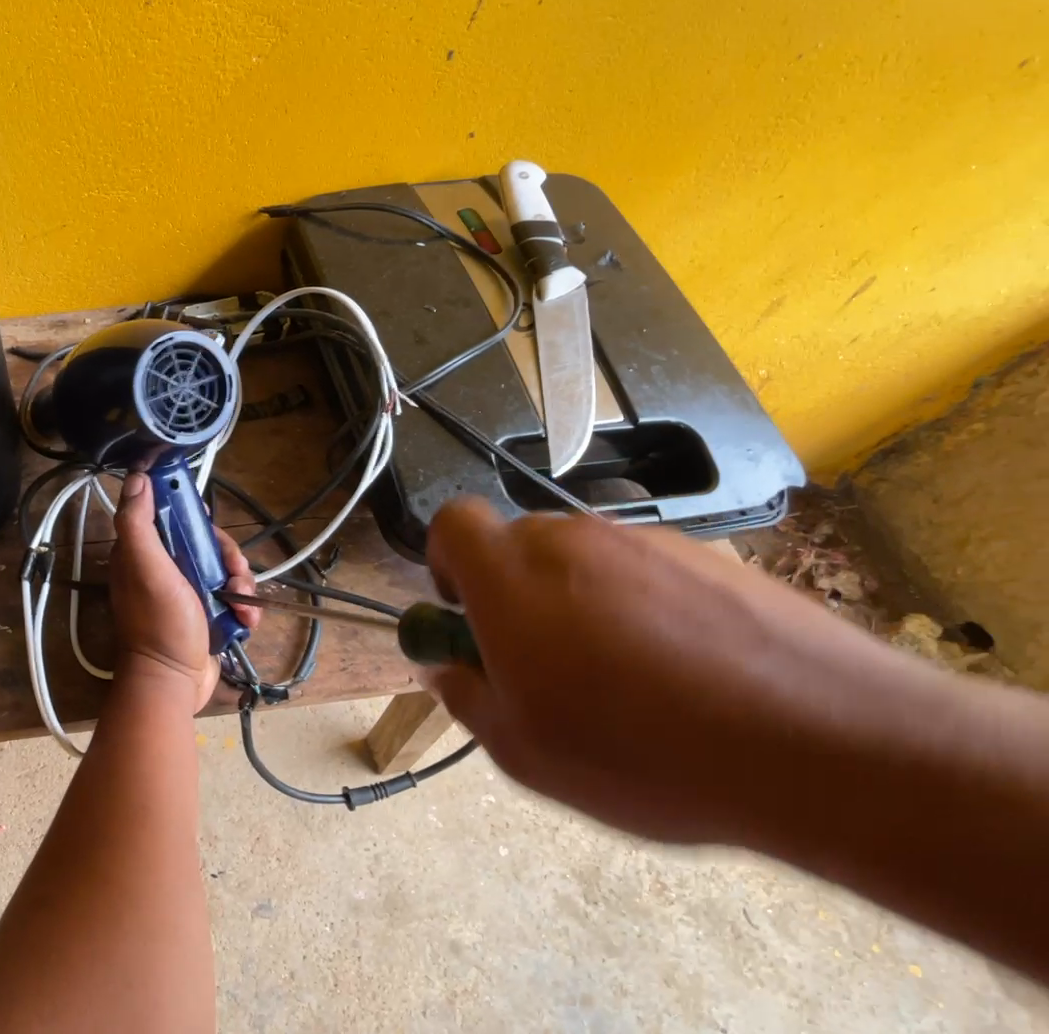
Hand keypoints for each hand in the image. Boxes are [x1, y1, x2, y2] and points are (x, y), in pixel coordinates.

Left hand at [109, 472, 261, 710]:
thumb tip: (136, 477)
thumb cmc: (159, 624)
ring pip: (224, 567)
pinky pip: (232, 594)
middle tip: (234, 573)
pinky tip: (246, 619)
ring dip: (241, 583)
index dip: (190, 512)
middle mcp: (163, 567)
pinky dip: (244, 604)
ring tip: (242, 604)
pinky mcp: (207, 612)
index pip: (170, 514)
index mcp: (143, 552)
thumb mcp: (144, 567)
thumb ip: (137, 522)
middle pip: (205, 540)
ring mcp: (186, 591)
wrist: (174, 682)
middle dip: (228, 554)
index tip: (207, 520)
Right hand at [421, 497, 951, 845]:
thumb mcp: (523, 750)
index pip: (451, 524)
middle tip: (544, 664)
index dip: (448, 564)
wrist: (828, 746)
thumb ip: (466, 697)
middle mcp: (573, 540)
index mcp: (510, 575)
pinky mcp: (719, 559)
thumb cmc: (640, 752)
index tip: (469, 617)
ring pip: (588, 561)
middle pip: (520, 543)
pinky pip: (653, 575)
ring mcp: (651, 543)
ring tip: (628, 682)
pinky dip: (650, 610)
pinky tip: (690, 676)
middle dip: (516, 592)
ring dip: (583, 604)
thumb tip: (447, 668)